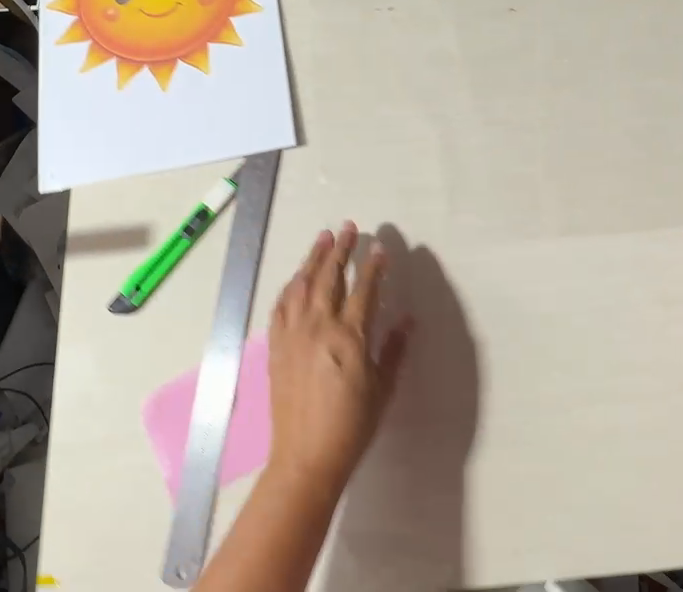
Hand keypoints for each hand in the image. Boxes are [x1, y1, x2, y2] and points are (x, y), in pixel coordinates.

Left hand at [267, 223, 411, 492]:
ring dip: (313, 259)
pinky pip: (281, 306)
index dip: (374, 266)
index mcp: (349, 336)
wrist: (306, 456)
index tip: (380, 247)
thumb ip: (393, 350)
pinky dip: (290, 286)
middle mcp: (318, 326)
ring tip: (323, 239)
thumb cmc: (352, 426)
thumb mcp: (382, 389)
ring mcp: (293, 334)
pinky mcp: (275, 346)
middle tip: (348, 227)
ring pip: (302, 285)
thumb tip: (407, 320)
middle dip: (341, 249)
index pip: (364, 289)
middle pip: (329, 277)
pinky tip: (296, 277)